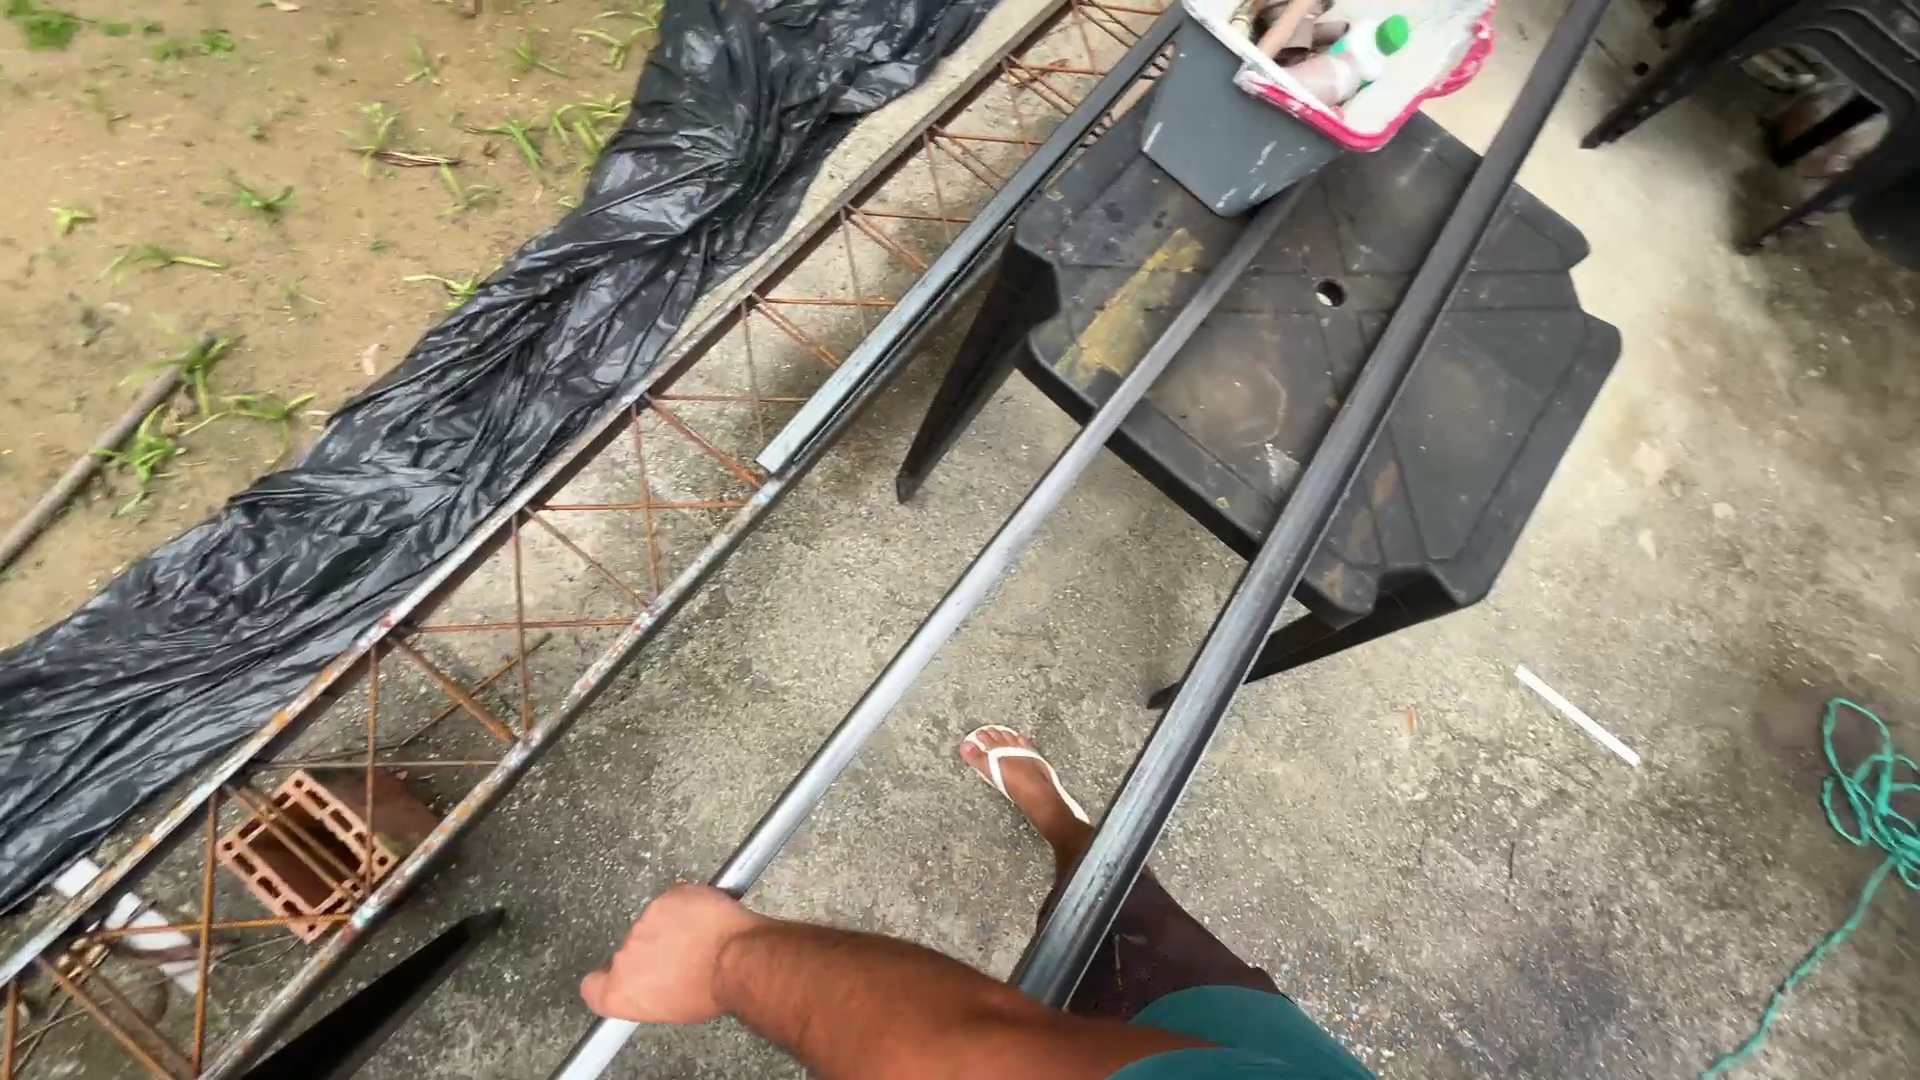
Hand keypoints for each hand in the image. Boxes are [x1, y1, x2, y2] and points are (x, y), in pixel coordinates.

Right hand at [580, 883, 767, 1023]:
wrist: (735, 959)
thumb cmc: (710, 990)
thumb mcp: (670, 1007)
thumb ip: (647, 990)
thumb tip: (654, 981)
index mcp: (619, 991)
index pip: (593, 985)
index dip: (608, 978)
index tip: (623, 973)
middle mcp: (625, 956)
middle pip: (631, 948)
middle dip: (653, 946)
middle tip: (682, 951)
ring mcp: (646, 921)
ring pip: (655, 919)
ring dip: (672, 922)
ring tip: (698, 934)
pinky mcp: (669, 895)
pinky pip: (675, 897)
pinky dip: (687, 902)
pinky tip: (704, 915)